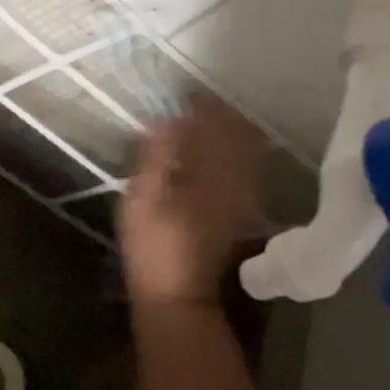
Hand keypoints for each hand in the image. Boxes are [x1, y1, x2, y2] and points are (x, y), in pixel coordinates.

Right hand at [120, 93, 268, 302]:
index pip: (214, 128)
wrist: (177, 296)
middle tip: (201, 101)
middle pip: (238, 138)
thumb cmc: (153, 245)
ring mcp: (239, 199)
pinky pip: (246, 171)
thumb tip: (165, 120)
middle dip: (223, 116)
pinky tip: (222, 152)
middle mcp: (233, 182)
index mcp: (210, 175)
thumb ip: (156, 157)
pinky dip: (236, 153)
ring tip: (212, 120)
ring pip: (246, 155)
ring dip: (232, 133)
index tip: (189, 92)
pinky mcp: (237, 213)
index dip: (204, 107)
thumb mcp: (142, 199)